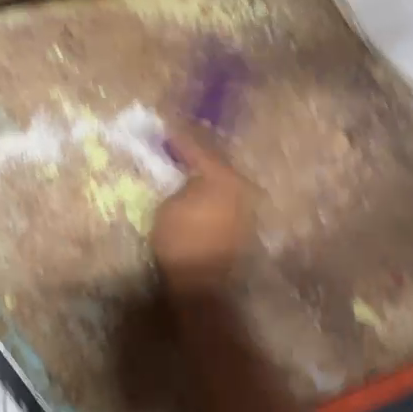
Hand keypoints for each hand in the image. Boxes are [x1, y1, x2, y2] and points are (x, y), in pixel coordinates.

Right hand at [152, 129, 251, 288]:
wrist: (201, 282)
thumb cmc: (180, 240)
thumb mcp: (168, 205)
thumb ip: (179, 184)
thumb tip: (186, 177)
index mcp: (222, 177)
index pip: (199, 150)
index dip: (180, 139)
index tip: (166, 129)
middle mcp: (241, 187)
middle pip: (215, 164)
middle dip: (195, 157)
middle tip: (176, 149)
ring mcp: (245, 208)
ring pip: (221, 183)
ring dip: (204, 177)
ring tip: (184, 172)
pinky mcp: (242, 226)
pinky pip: (223, 200)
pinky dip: (210, 194)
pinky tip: (196, 195)